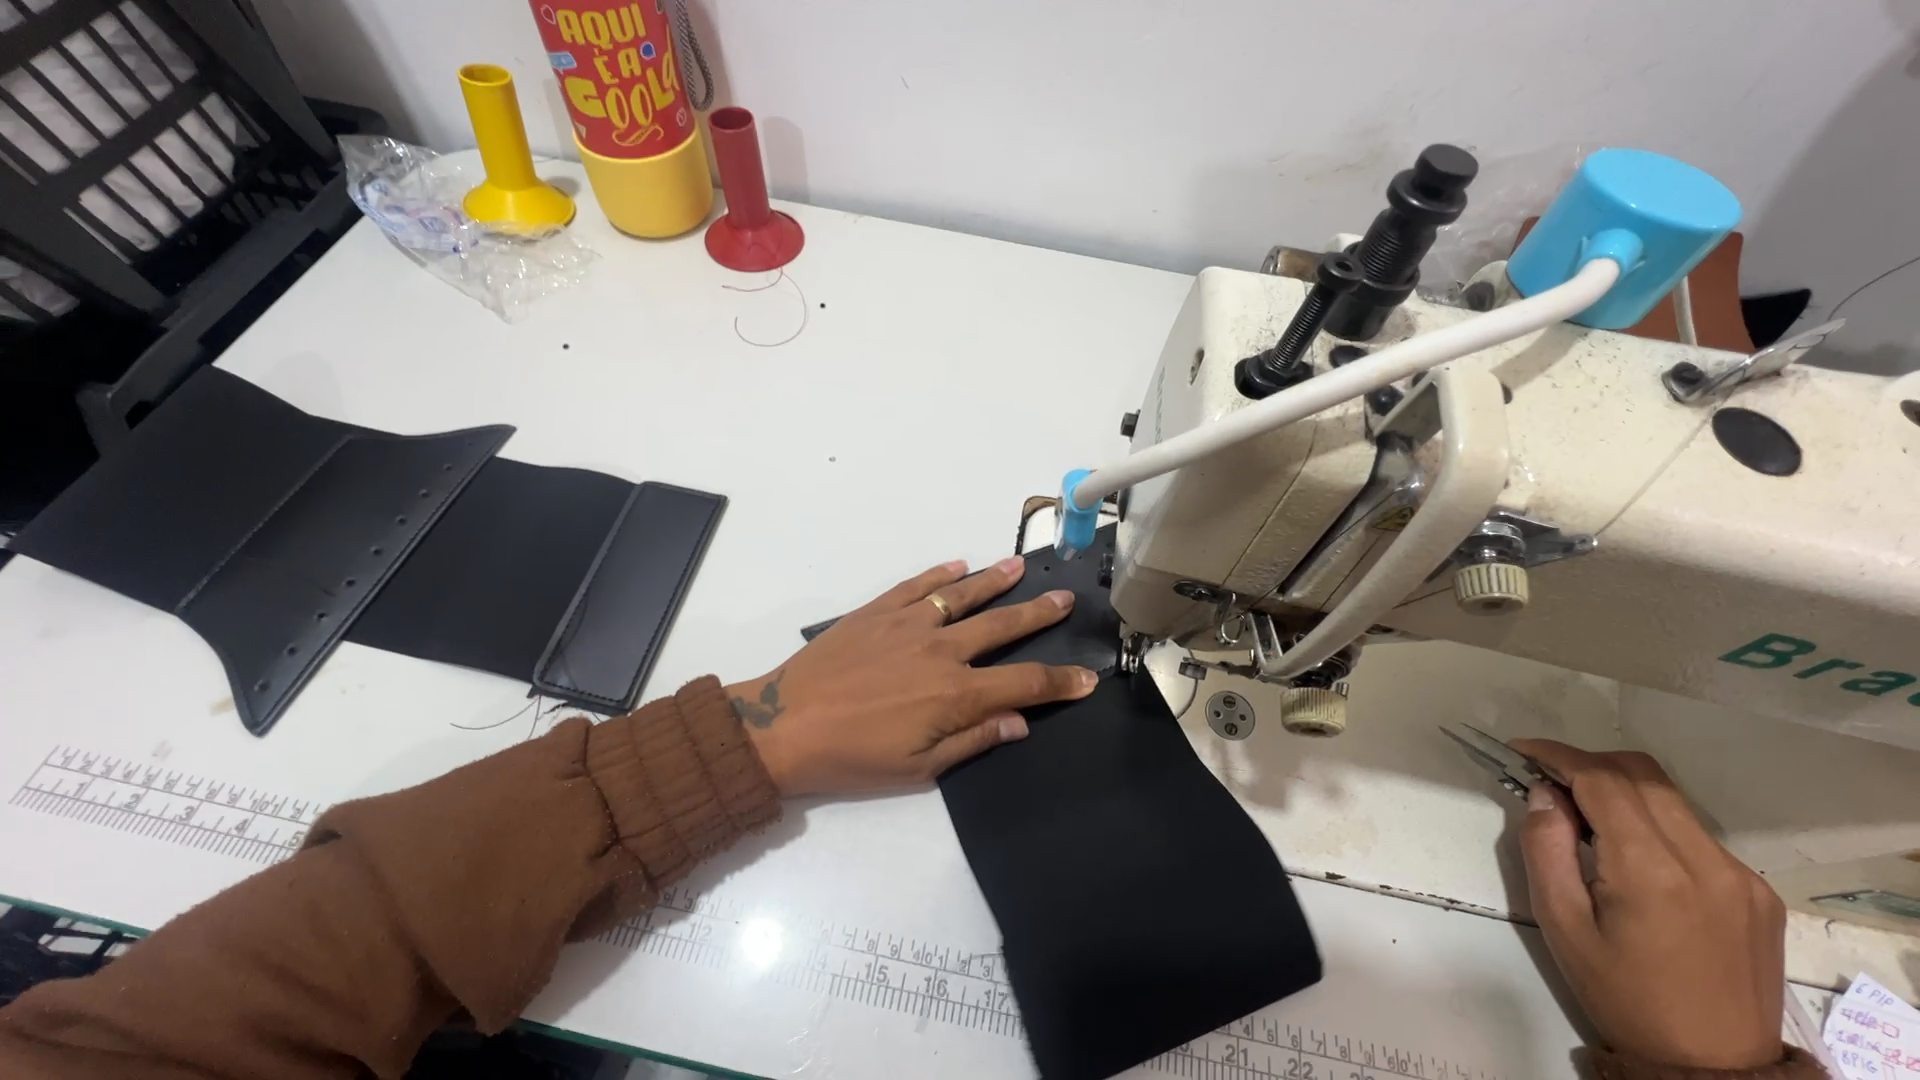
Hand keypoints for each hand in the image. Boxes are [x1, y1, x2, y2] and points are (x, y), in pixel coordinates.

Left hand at [730, 557, 1097, 796]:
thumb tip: (1020, 721)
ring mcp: (909, 624)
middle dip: (1039, 613)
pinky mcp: (877, 610)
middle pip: (1003, 627)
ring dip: (995, 580)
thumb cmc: (853, 758)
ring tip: (1019, 566)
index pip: (1024, 683)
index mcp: (955, 694)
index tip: (1086, 679)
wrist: (783, 726)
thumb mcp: (918, 768)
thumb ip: (973, 740)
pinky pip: (917, 585)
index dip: (1061, 682)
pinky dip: (939, 574)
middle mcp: (942, 651)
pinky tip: (957, 565)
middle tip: (1063, 598)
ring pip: (964, 595)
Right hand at [1512, 739, 1785, 1070]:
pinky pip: (1695, 833)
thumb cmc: (1620, 994)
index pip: (1604, 780)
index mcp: (1653, 871)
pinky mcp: (1757, 892)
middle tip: (1547, 783)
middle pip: (1643, 775)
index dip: (1557, 754)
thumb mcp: (1559, 922)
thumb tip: (1545, 795)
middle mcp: (1707, 861)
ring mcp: (1741, 876)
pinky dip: (1652, 824)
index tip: (1520, 751)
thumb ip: (1545, 847)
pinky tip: (1631, 859)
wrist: (1711, 1065)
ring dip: (1620, 792)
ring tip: (1584, 822)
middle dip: (1588, 764)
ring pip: (1671, 799)